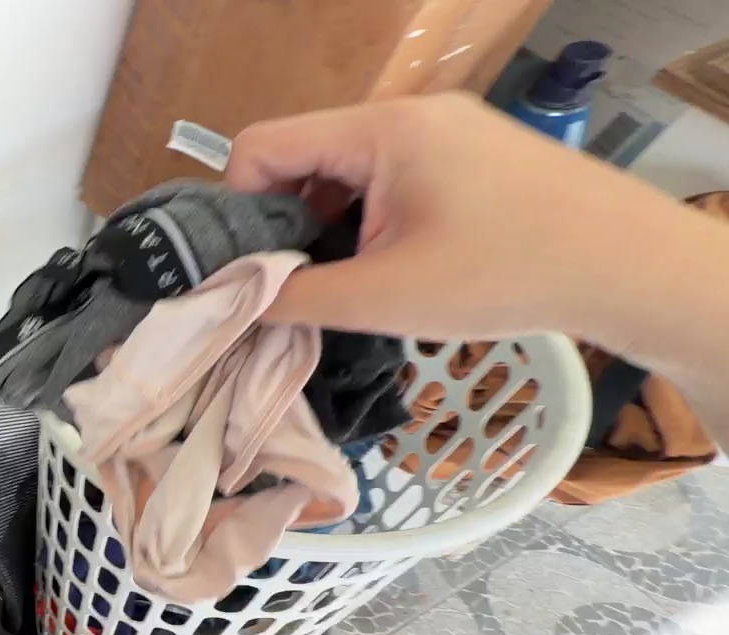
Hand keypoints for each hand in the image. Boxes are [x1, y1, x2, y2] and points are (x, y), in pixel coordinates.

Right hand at [225, 93, 714, 358]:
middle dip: (276, 219)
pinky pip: (372, 178)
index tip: (257, 260)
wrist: (631, 269)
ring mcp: (437, 131)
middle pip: (293, 157)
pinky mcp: (458, 153)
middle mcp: (406, 116)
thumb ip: (280, 296)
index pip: (258, 146)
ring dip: (315, 224)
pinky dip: (351, 220)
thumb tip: (224, 297)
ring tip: (339, 273)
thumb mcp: (371, 298)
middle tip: (295, 276)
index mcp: (382, 132)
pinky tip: (374, 260)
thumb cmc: (500, 277)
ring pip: (330, 171)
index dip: (236, 206)